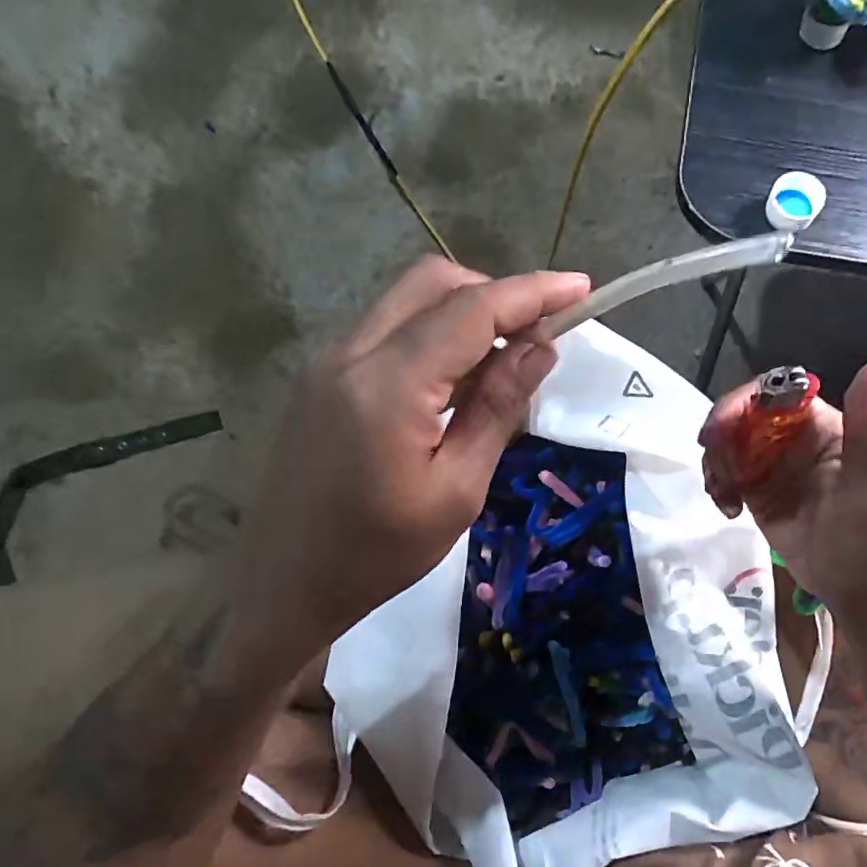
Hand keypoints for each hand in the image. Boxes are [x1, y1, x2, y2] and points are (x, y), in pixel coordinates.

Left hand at [242, 257, 589, 635]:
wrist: (285, 583)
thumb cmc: (378, 553)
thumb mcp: (457, 490)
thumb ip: (498, 409)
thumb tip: (540, 348)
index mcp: (386, 385)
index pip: (471, 311)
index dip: (532, 294)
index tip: (581, 289)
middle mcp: (350, 353)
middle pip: (433, 283)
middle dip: (495, 294)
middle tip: (539, 334)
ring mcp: (327, 360)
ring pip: (407, 301)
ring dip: (463, 313)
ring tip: (504, 361)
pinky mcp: (320, 376)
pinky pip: (387, 329)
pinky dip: (431, 334)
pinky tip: (455, 380)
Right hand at [698, 358, 866, 610]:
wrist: (855, 584)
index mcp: (822, 422)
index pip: (775, 391)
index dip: (743, 401)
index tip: (722, 427)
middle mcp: (792, 435)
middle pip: (742, 413)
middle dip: (720, 433)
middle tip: (714, 464)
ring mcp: (770, 461)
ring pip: (727, 441)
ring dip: (715, 461)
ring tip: (724, 494)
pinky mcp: (755, 488)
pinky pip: (724, 472)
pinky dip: (716, 483)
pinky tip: (727, 507)